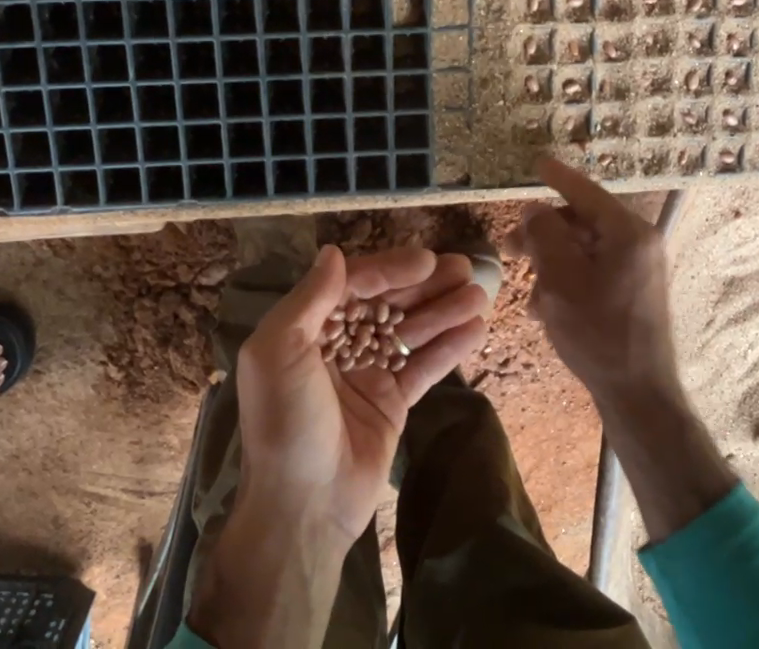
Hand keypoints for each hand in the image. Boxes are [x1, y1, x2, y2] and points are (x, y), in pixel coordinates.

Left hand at [190, 244, 488, 646]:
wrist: (304, 507)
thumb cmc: (286, 423)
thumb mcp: (277, 353)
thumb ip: (308, 300)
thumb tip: (333, 251)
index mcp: (305, 330)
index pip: (352, 286)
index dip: (388, 269)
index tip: (426, 261)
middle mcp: (337, 345)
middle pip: (386, 304)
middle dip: (424, 285)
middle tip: (464, 268)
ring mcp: (367, 373)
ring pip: (410, 332)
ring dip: (443, 311)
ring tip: (480, 293)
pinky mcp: (393, 402)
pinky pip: (423, 367)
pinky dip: (448, 347)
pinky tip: (476, 328)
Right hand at [510, 157, 736, 541]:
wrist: (639, 393)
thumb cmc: (597, 332)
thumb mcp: (560, 279)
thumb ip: (545, 235)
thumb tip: (534, 208)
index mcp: (628, 233)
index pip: (585, 191)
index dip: (556, 177)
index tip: (536, 163)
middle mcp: (640, 243)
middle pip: (582, 222)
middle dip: (543, 234)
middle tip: (508, 246)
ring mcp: (641, 269)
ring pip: (585, 250)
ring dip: (552, 263)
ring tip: (527, 291)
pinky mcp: (636, 292)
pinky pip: (595, 272)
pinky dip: (568, 280)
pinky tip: (545, 308)